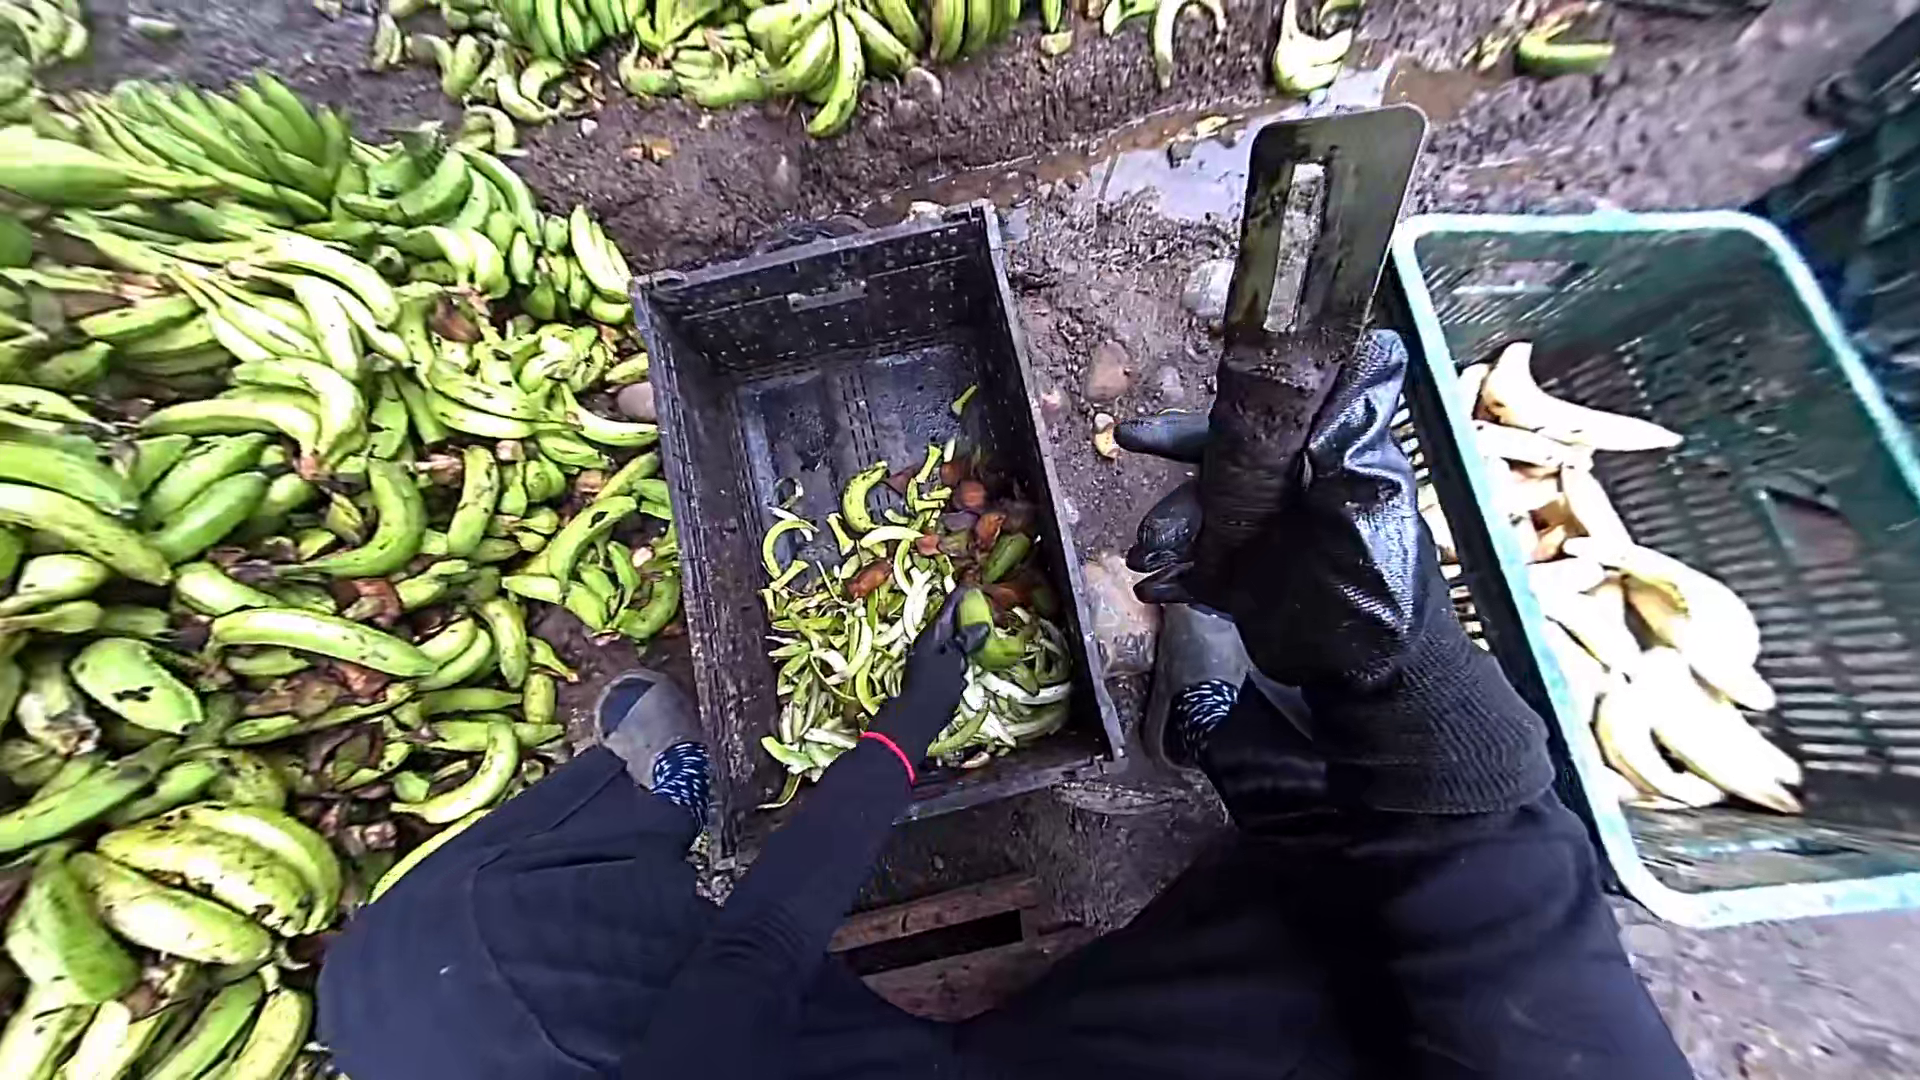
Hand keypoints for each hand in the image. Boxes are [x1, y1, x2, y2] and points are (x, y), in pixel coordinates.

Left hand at [866, 589, 990, 756]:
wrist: (915, 717)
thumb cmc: (934, 689)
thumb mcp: (953, 662)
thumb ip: (965, 642)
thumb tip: (980, 626)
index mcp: (933, 635)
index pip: (948, 608)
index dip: (959, 595)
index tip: (972, 584)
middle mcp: (929, 642)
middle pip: (948, 619)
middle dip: (963, 609)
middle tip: (980, 600)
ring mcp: (930, 655)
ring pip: (950, 635)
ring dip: (963, 627)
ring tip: (980, 620)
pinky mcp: (934, 670)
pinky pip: (950, 650)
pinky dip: (961, 644)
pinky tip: (971, 648)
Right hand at [1120, 330, 1458, 694]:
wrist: (1367, 674)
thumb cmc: (1373, 587)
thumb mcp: (1365, 506)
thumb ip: (1349, 438)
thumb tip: (1370, 346)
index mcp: (1305, 467)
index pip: (1240, 433)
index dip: (1185, 433)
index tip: (1134, 439)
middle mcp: (1274, 495)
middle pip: (1202, 480)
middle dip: (1169, 506)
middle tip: (1145, 536)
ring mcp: (1251, 537)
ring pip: (1190, 525)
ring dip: (1162, 543)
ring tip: (1148, 566)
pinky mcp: (1236, 577)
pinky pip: (1189, 567)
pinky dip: (1170, 577)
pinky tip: (1156, 590)